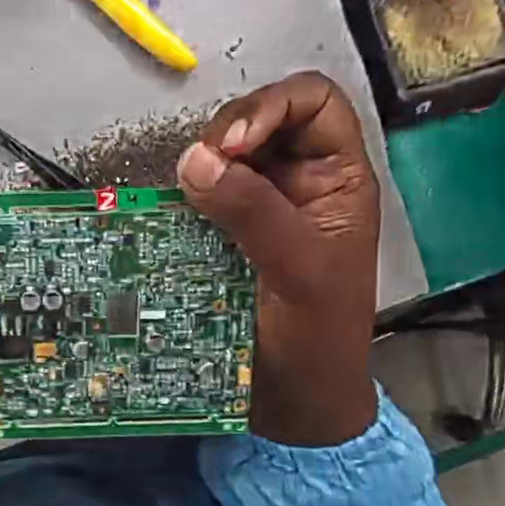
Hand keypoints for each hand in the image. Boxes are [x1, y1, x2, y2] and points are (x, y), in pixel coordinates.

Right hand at [176, 72, 379, 445]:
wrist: (291, 401)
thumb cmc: (317, 338)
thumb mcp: (299, 270)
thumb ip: (254, 212)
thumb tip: (194, 160)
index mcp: (337, 179)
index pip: (313, 104)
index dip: (272, 107)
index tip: (233, 144)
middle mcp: (295, 184)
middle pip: (258, 122)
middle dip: (225, 135)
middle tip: (196, 171)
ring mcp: (254, 210)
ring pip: (220, 159)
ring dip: (197, 166)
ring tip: (181, 193)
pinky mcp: (218, 236)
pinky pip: (195, 200)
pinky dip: (178, 199)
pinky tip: (167, 213)